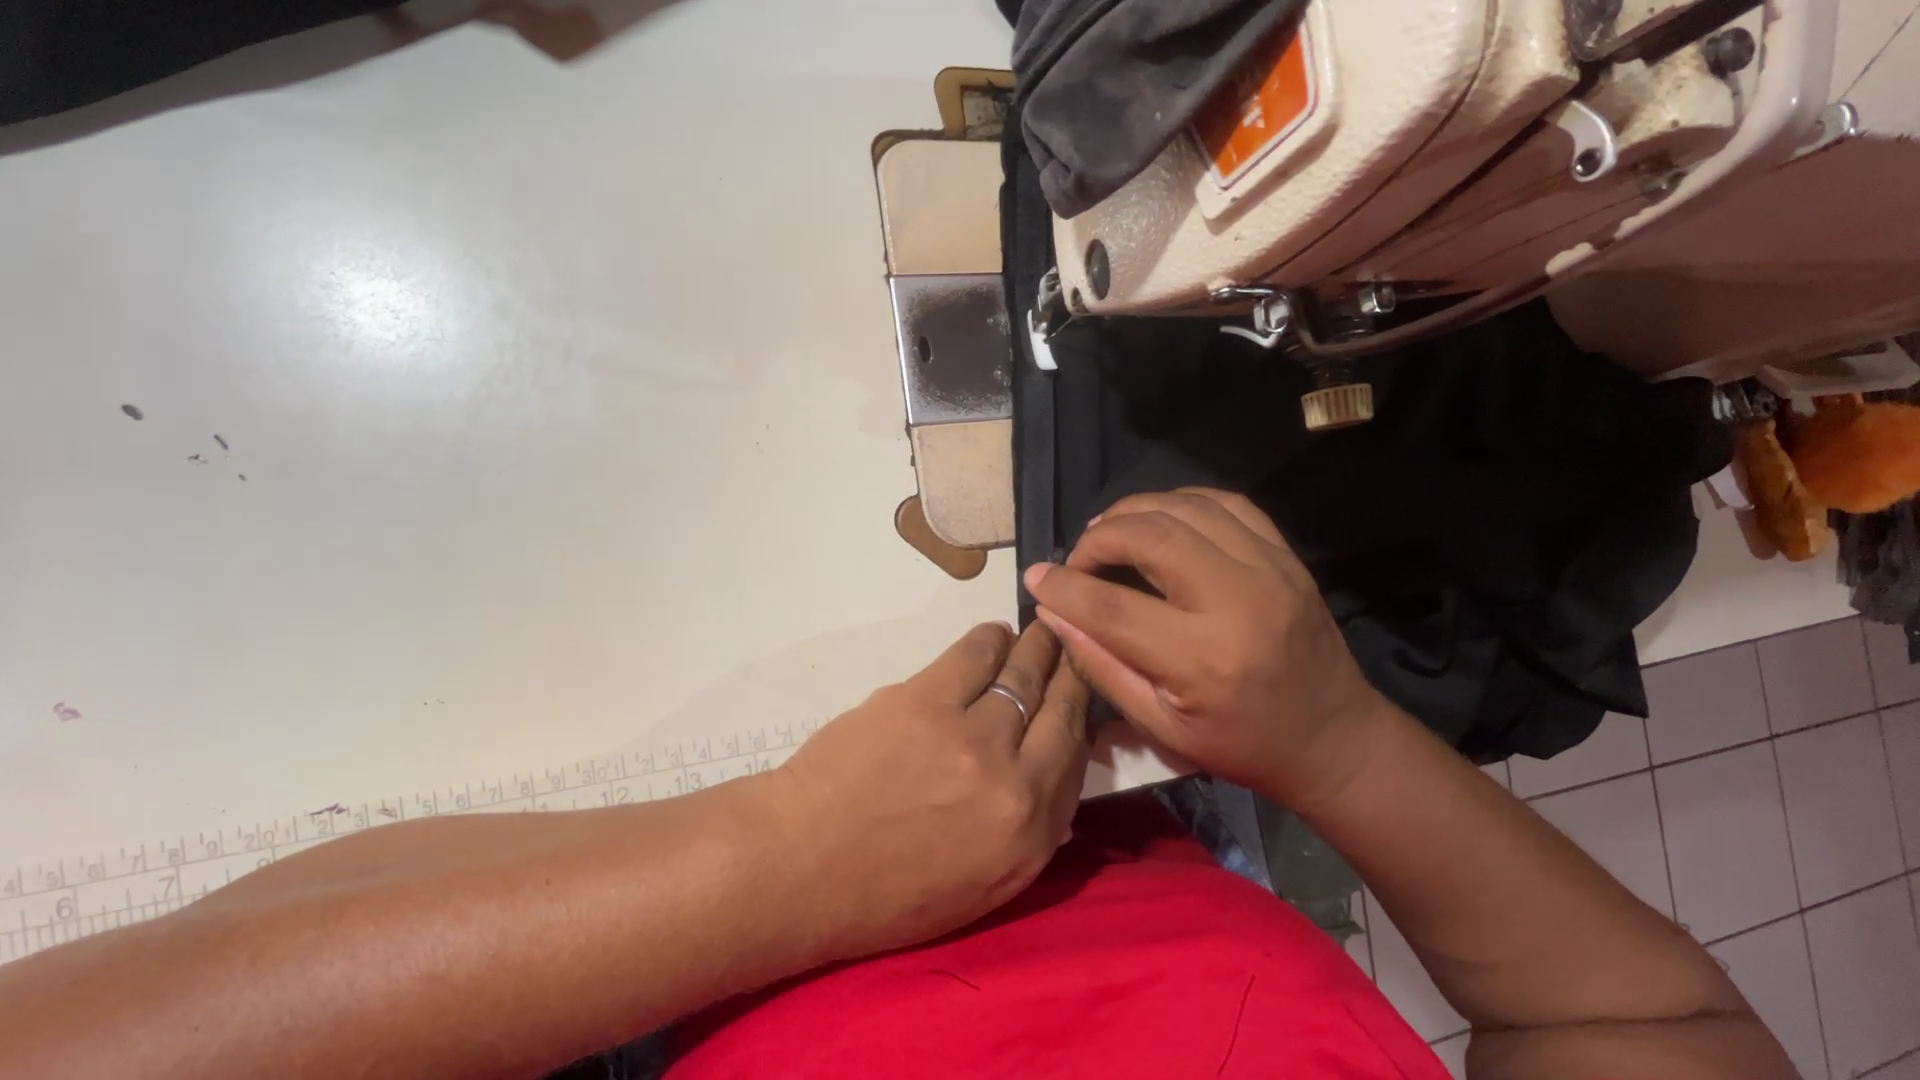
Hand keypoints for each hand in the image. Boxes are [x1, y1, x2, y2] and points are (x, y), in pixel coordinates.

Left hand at [769, 622, 1090, 959]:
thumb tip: (1047, 789)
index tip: (1078, 698)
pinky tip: (995, 634)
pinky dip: (989, 640)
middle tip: (1072, 651)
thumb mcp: (976, 889)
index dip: (1080, 721)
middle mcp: (1014, 783)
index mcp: (1029, 837)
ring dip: (1035, 649)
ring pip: (1021, 676)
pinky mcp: (926, 701)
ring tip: (1039, 633)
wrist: (800, 869)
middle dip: (1070, 675)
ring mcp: (971, 736)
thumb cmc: (882, 895)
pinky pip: (972, 656)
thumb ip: (1022, 837)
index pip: (1075, 763)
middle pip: (1058, 712)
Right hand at [1022, 488, 1386, 810]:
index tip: (1035, 578)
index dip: (1063, 588)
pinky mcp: (1285, 555)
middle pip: (1149, 536)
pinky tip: (1159, 519)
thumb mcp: (1161, 725)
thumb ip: (1101, 666)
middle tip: (1078, 560)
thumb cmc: (1241, 745)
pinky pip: (1227, 503)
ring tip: (1107, 533)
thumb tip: (1052, 613)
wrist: (1332, 738)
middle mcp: (1237, 601)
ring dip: (1134, 512)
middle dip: (1098, 539)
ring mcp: (1268, 569)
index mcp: (1202, 659)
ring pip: (1185, 508)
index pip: (1111, 606)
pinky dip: (1182, 502)